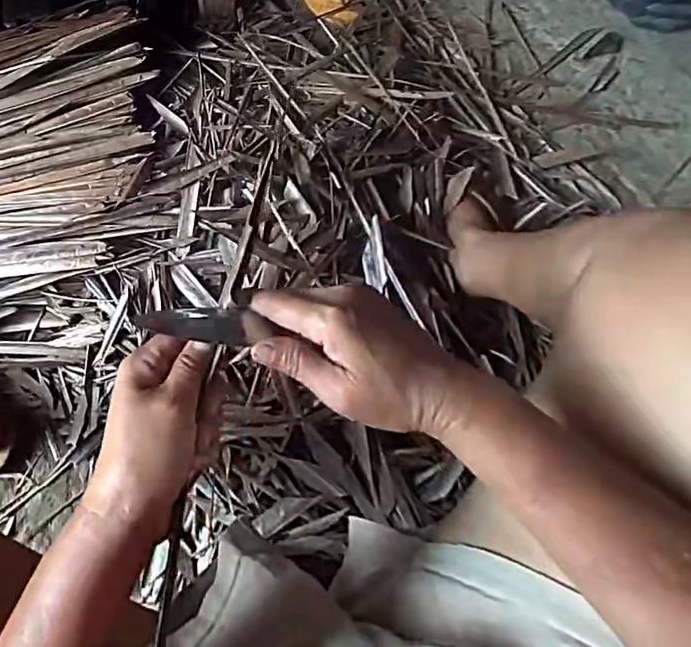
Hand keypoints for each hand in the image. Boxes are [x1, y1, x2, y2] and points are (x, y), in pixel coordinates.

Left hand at [84, 336, 222, 532]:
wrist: (134, 513)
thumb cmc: (141, 458)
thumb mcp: (174, 402)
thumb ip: (193, 366)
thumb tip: (206, 337)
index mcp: (142, 367)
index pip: (180, 338)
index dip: (203, 348)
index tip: (217, 364)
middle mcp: (151, 386)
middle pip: (199, 374)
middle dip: (206, 401)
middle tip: (195, 418)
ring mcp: (164, 413)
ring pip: (205, 405)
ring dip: (204, 428)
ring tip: (188, 445)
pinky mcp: (174, 437)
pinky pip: (202, 430)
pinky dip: (201, 446)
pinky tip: (188, 460)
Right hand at [248, 285, 468, 435]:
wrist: (444, 390)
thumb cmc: (392, 398)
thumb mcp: (337, 391)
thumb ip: (295, 362)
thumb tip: (257, 344)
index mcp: (332, 318)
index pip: (276, 303)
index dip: (255, 316)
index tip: (246, 334)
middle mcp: (342, 295)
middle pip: (290, 296)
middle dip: (276, 318)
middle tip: (277, 352)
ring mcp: (358, 291)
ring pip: (308, 295)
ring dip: (297, 316)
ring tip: (305, 352)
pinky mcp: (368, 295)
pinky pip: (327, 296)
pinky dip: (316, 313)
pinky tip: (326, 341)